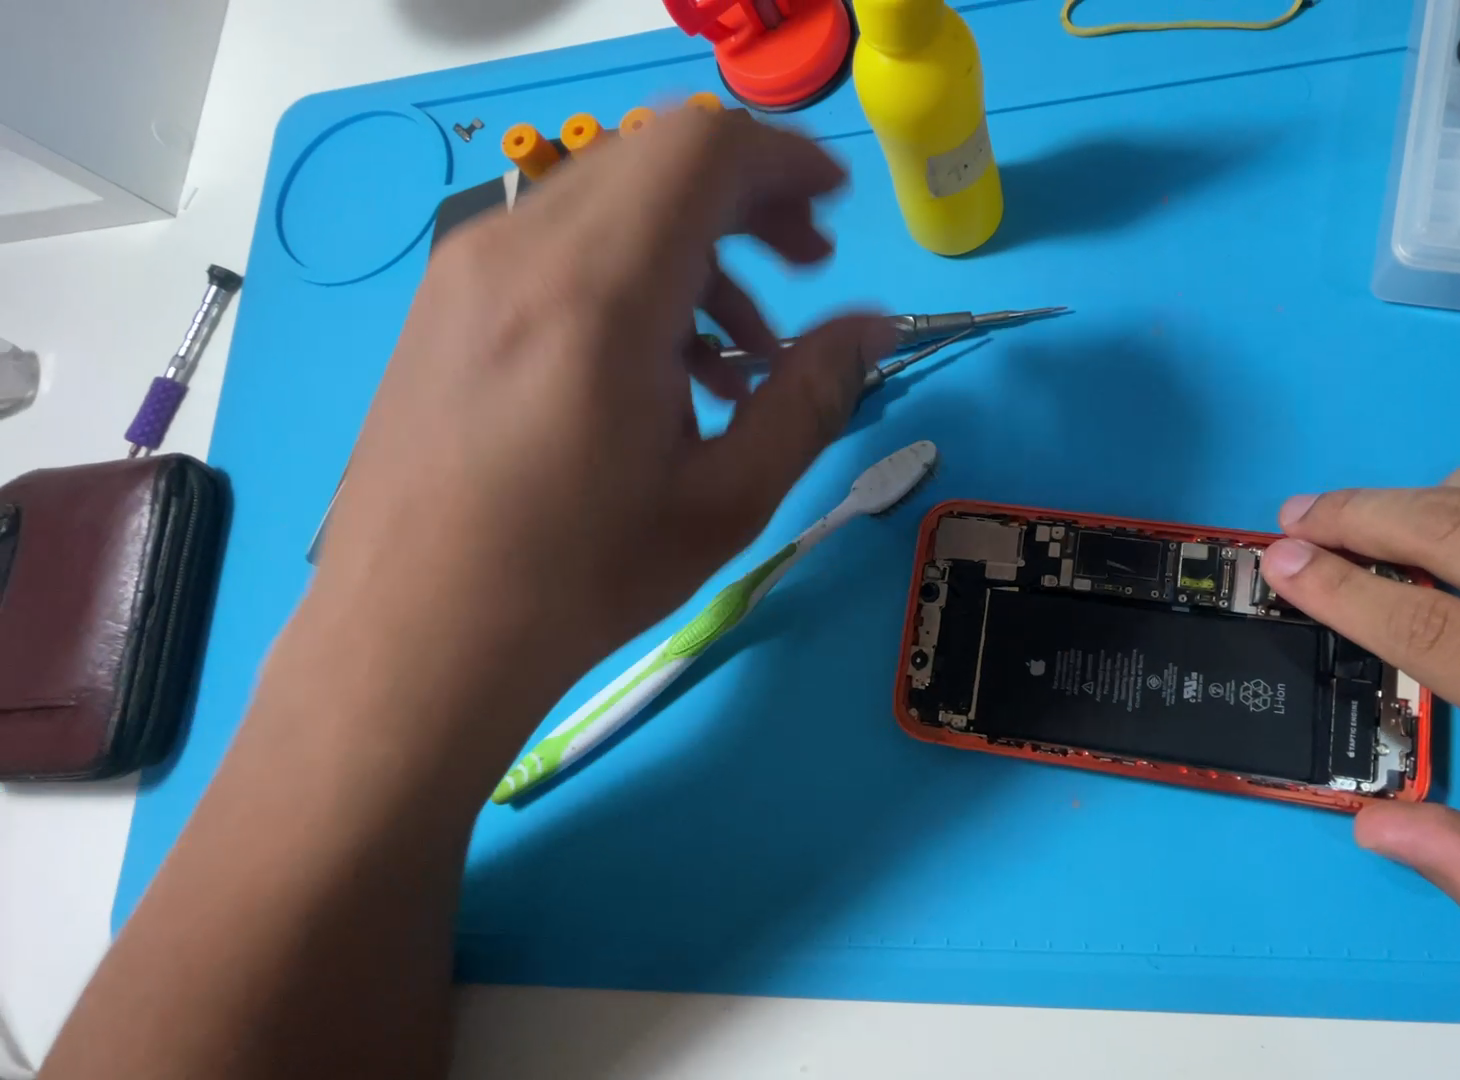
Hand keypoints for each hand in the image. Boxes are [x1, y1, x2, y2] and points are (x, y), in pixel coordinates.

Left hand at [302, 107, 895, 760]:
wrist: (416, 638)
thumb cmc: (585, 577)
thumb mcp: (729, 498)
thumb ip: (811, 395)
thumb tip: (875, 327)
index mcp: (600, 294)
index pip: (705, 150)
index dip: (787, 160)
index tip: (837, 209)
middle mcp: (522, 250)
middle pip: (659, 162)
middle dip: (752, 201)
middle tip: (807, 270)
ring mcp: (470, 271)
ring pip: (613, 202)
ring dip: (700, 250)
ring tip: (744, 355)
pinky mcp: (450, 304)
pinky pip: (564, 247)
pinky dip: (639, 276)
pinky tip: (666, 370)